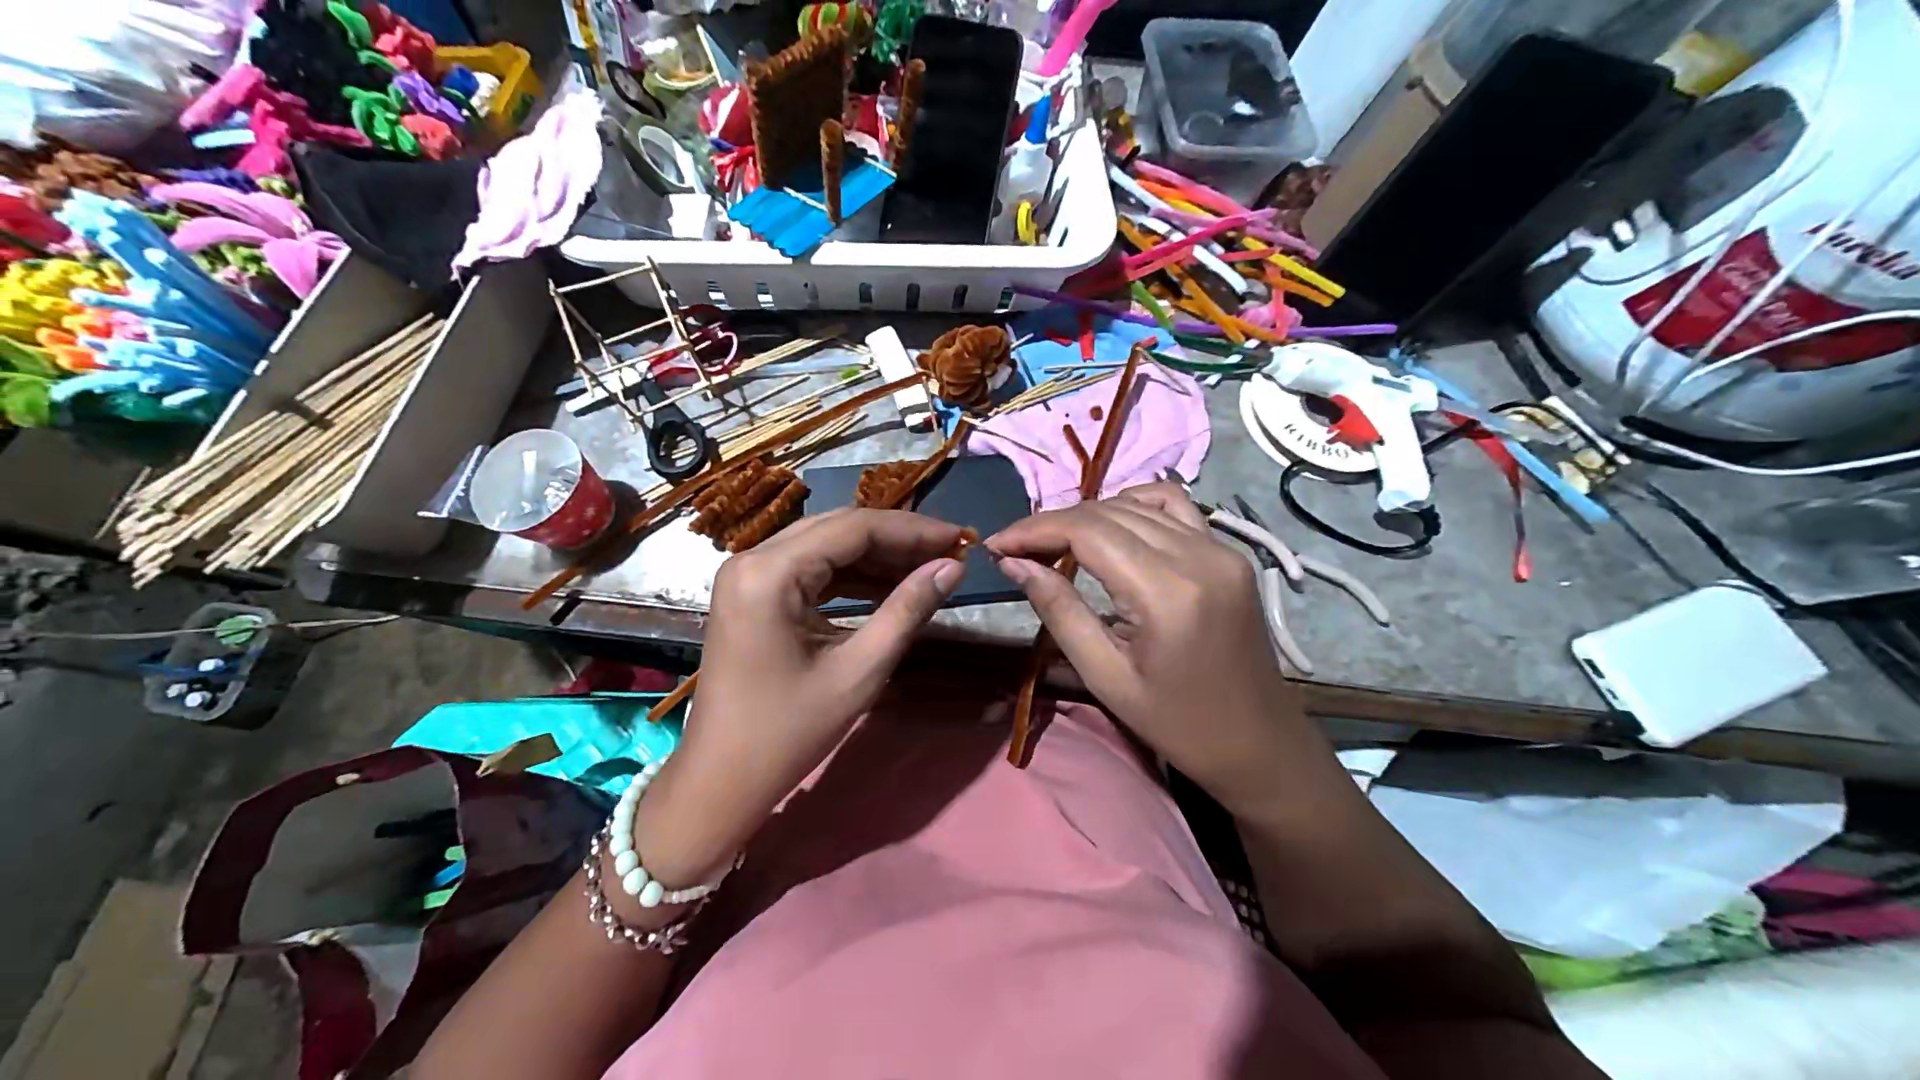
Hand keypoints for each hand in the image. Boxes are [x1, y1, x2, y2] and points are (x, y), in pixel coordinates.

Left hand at [632, 509, 965, 886]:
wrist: (722, 778)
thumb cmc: (789, 731)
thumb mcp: (859, 671)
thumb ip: (907, 610)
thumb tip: (953, 566)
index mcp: (769, 572)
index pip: (854, 528)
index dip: (913, 530)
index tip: (960, 538)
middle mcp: (753, 558)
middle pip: (838, 528)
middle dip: (897, 538)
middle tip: (949, 551)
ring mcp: (749, 575)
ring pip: (825, 545)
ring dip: (877, 556)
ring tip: (928, 567)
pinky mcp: (753, 593)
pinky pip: (810, 569)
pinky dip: (851, 576)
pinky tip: (890, 585)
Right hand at [987, 483, 1334, 813]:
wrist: (1258, 743)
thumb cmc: (1176, 723)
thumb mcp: (1106, 676)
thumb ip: (1059, 610)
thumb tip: (1014, 562)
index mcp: (1168, 592)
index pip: (1087, 531)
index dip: (1034, 529)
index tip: (996, 544)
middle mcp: (1199, 555)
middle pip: (1109, 512)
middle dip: (1054, 523)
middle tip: (1017, 550)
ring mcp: (1221, 549)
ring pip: (1138, 503)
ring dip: (1089, 515)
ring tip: (1057, 543)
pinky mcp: (1229, 552)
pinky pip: (1174, 507)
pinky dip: (1134, 507)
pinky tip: (1111, 531)